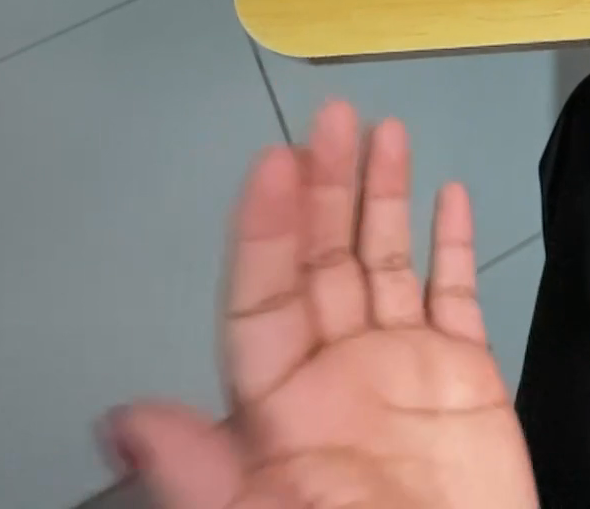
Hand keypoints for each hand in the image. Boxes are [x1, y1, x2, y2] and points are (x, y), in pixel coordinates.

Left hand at [105, 101, 538, 507]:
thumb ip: (210, 479)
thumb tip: (125, 418)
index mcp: (285, 404)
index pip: (267, 297)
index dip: (268, 228)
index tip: (275, 161)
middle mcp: (339, 367)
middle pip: (329, 259)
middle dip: (330, 185)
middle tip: (335, 118)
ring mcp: (405, 360)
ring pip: (389, 260)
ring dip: (387, 196)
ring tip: (388, 134)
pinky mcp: (464, 366)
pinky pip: (454, 290)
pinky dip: (454, 242)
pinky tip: (450, 197)